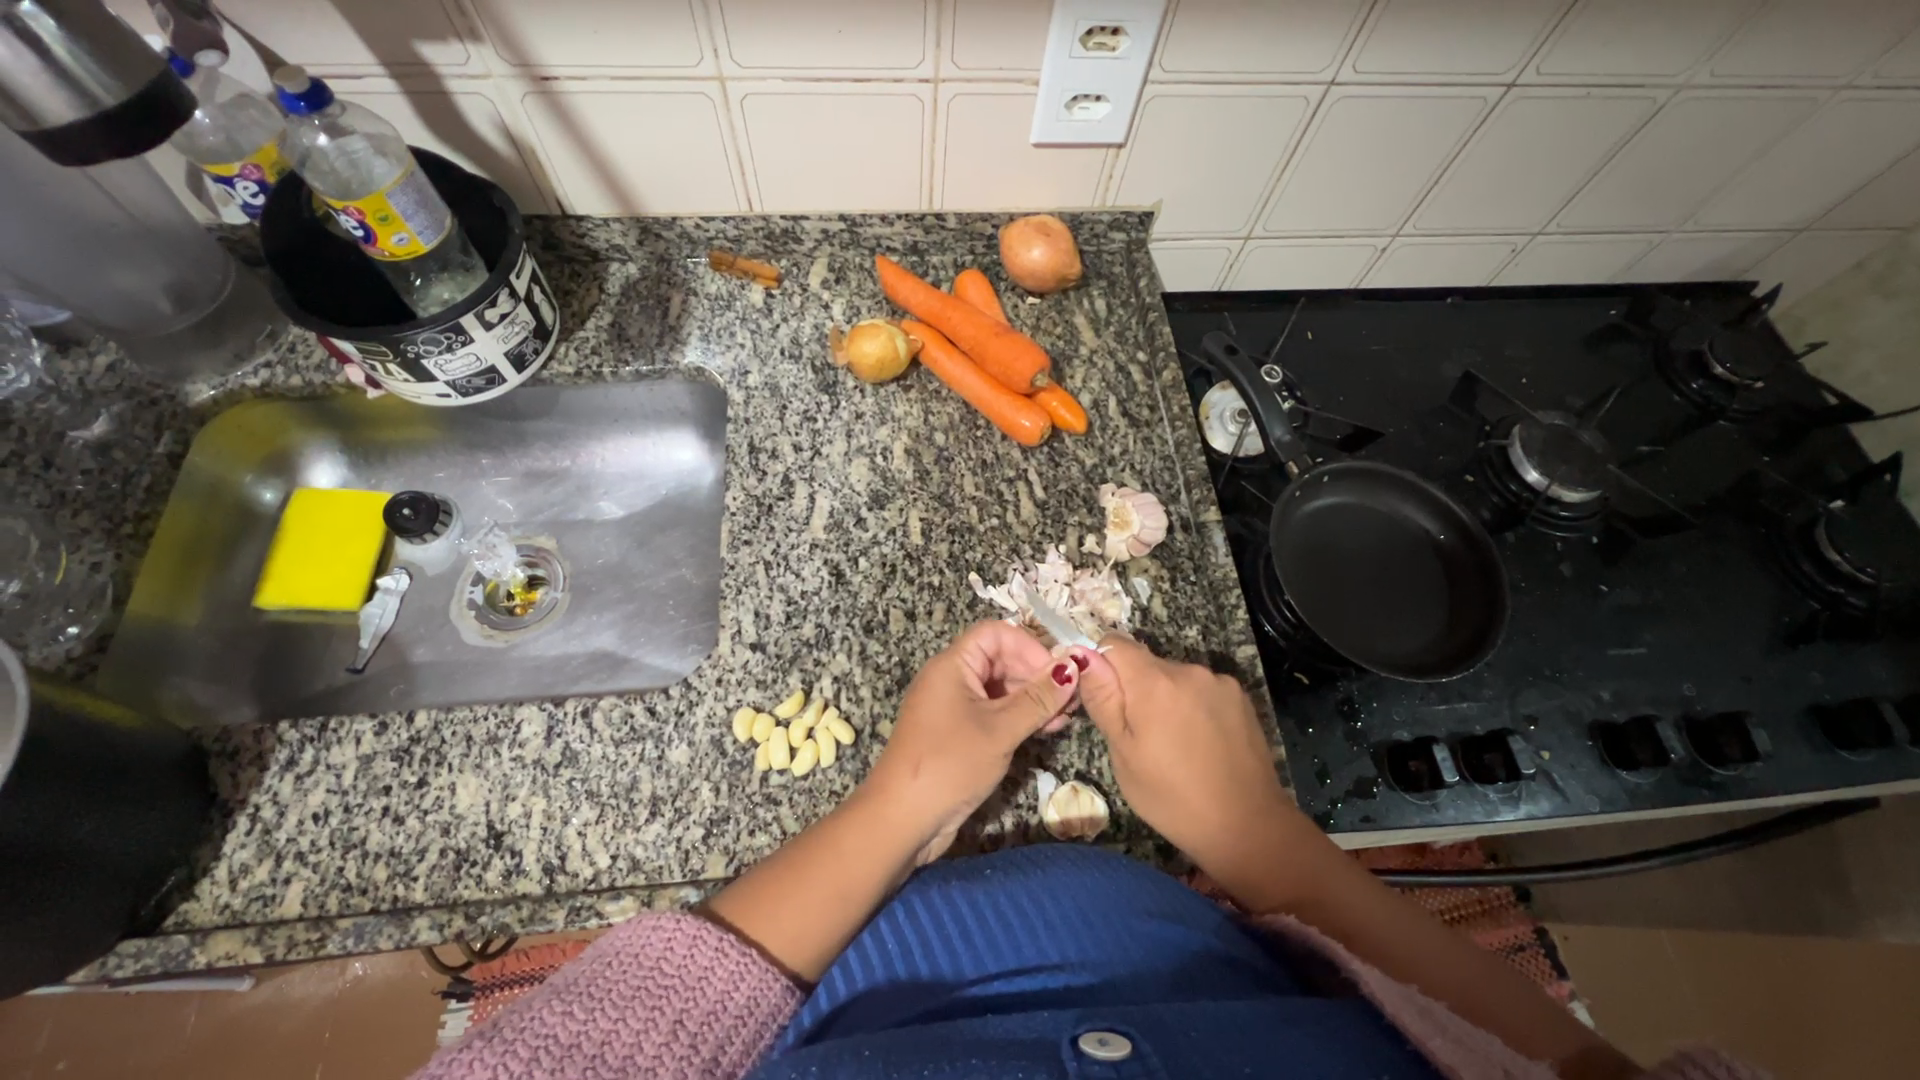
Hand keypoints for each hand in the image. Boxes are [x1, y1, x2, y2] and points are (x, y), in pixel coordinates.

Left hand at [863, 621, 1079, 863]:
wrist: (902, 819)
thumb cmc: (949, 764)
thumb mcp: (1000, 730)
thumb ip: (1038, 698)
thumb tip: (1073, 667)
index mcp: (952, 665)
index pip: (995, 633)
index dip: (1029, 646)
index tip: (1058, 672)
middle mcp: (950, 679)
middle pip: (999, 659)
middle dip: (1036, 675)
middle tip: (1069, 700)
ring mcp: (952, 708)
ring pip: (999, 688)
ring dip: (1032, 699)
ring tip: (1063, 719)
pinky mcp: (957, 734)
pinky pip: (993, 713)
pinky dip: (1018, 718)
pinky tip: (1044, 731)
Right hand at [1071, 636, 1295, 889]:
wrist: (1247, 827)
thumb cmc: (1171, 797)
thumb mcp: (1123, 754)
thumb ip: (1102, 698)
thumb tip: (1082, 655)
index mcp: (1154, 681)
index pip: (1114, 643)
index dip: (1101, 664)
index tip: (1104, 699)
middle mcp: (1189, 670)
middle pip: (1146, 663)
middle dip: (1135, 689)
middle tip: (1138, 736)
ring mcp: (1219, 682)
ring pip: (1175, 678)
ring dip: (1166, 699)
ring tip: (1173, 745)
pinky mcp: (1241, 698)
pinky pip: (1202, 691)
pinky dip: (1193, 708)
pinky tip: (1200, 744)